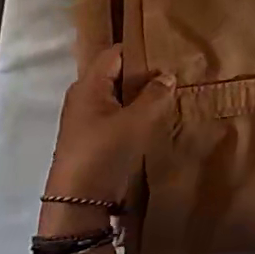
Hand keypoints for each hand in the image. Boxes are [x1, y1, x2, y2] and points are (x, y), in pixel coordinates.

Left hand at [44, 44, 174, 209]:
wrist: (80, 202)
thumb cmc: (105, 152)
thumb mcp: (136, 122)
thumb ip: (154, 96)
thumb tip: (167, 76)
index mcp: (88, 86)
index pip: (115, 54)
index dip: (139, 51)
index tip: (167, 52)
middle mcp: (84, 97)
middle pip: (117, 74)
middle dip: (143, 73)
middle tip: (174, 74)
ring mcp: (88, 118)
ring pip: (119, 96)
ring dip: (141, 95)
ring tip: (169, 95)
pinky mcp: (95, 136)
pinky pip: (118, 114)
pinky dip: (135, 112)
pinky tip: (155, 118)